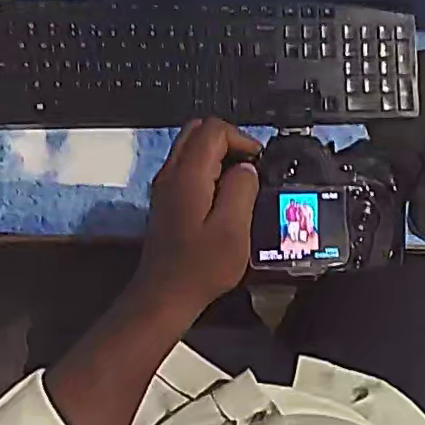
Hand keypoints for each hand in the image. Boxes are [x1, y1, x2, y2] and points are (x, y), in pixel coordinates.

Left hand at [129, 118, 261, 319]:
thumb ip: (242, 190)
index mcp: (188, 175)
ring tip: (241, 181)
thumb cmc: (200, 267)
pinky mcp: (166, 199)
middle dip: (228, 140)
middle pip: (198, 130)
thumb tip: (247, 168)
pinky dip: (208, 169)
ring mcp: (165, 185)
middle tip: (250, 165)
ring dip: (218, 154)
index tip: (259, 163)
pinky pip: (187, 167)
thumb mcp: (233, 229)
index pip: (213, 129)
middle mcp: (171, 173)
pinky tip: (224, 196)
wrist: (165, 294)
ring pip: (191, 147)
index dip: (242, 138)